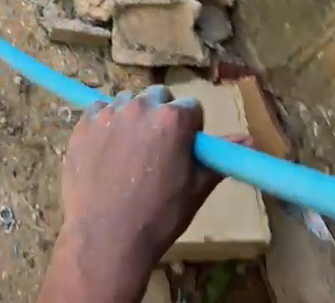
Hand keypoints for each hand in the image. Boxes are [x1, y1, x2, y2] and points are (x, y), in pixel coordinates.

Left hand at [38, 85, 224, 302]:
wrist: (106, 236)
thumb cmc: (158, 217)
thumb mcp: (195, 190)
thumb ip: (218, 159)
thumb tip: (250, 138)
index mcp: (173, 120)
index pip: (191, 107)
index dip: (190, 128)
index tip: (183, 148)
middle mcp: (141, 107)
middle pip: (158, 97)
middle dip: (161, 116)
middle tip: (157, 150)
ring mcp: (110, 112)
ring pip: (128, 102)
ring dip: (133, 118)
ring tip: (130, 154)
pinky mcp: (84, 122)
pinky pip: (99, 110)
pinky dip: (105, 124)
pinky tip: (106, 153)